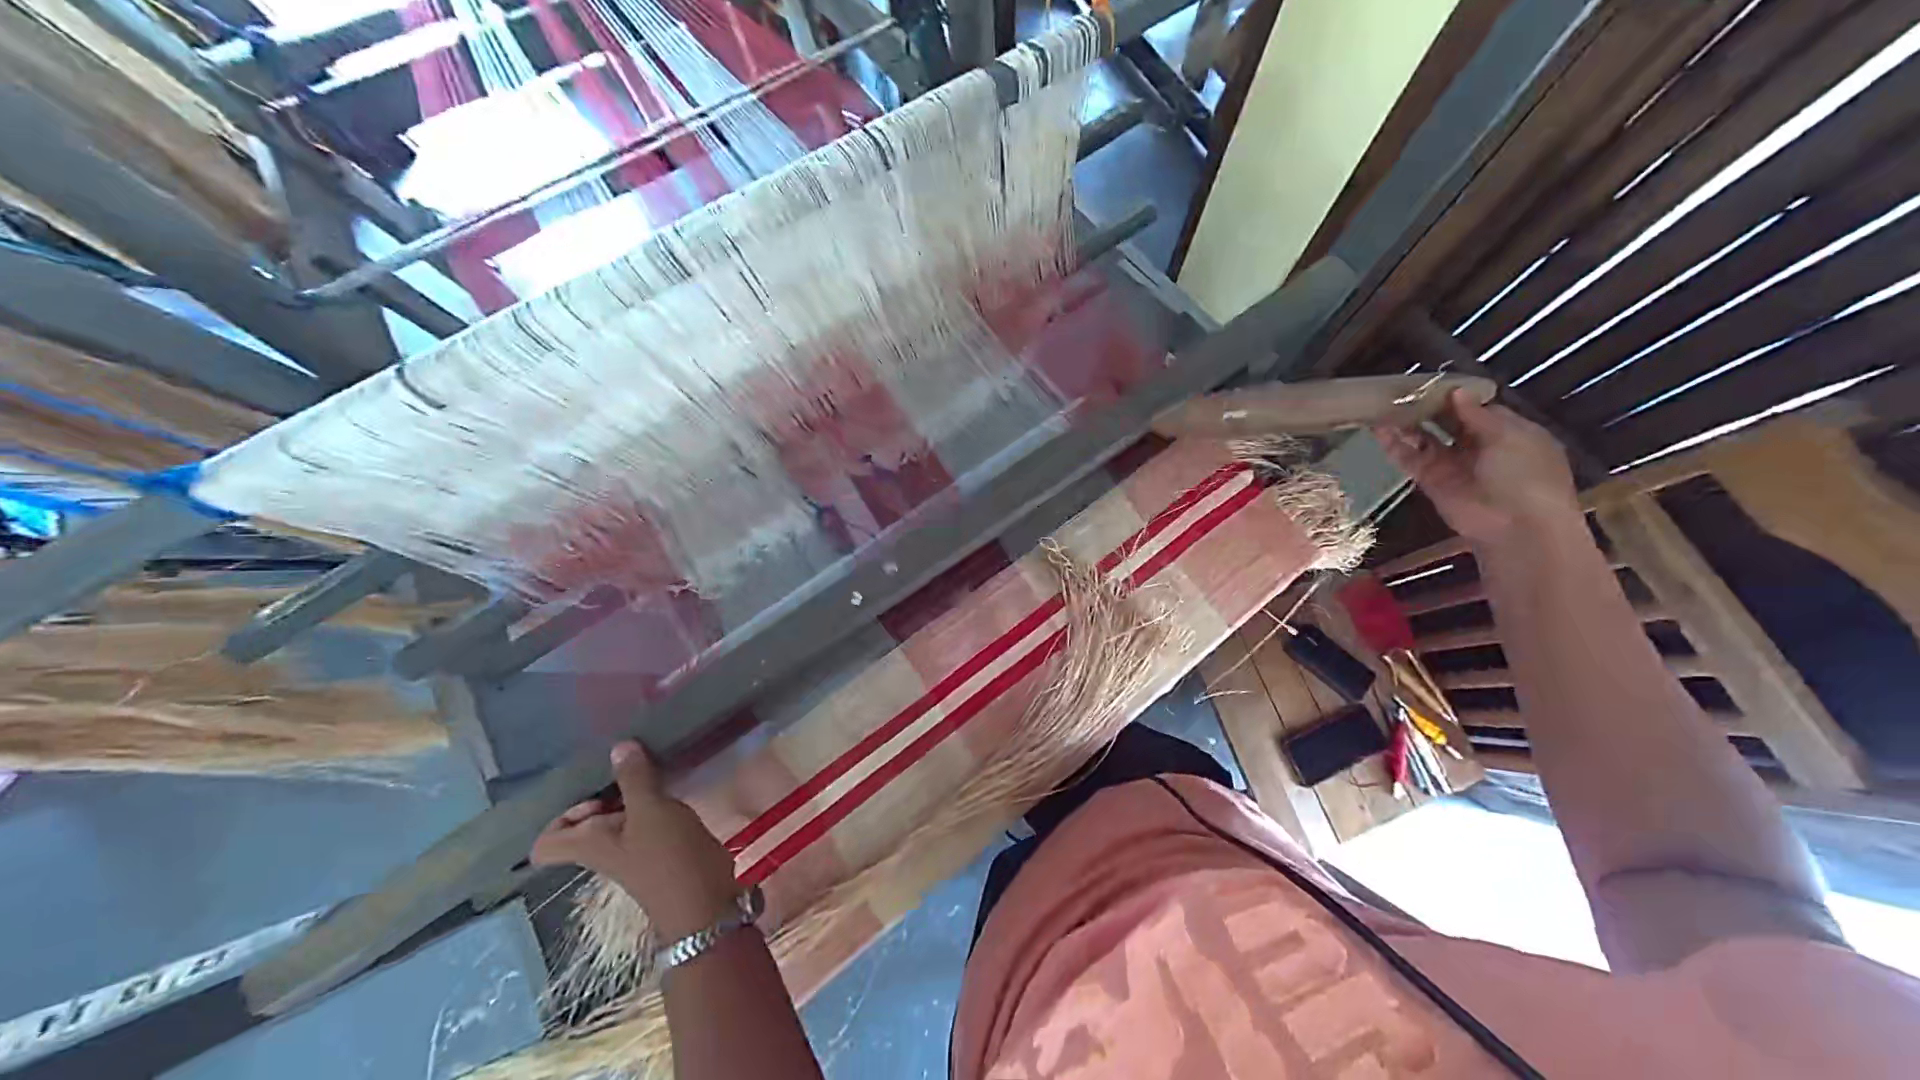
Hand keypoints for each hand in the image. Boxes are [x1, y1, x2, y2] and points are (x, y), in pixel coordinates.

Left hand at [532, 741, 740, 939]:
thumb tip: (619, 746)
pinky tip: (672, 790)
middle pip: (584, 823)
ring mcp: (630, 851)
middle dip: (604, 794)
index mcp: (587, 845)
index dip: (561, 817)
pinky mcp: (657, 850)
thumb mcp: (651, 809)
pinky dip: (652, 806)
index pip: (545, 843)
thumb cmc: (668, 856)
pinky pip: (643, 822)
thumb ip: (634, 778)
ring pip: (616, 820)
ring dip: (631, 797)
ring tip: (654, 774)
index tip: (595, 795)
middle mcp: (602, 849)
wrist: (704, 901)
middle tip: (629, 775)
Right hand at [1374, 388, 1581, 547]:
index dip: (1456, 396)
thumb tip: (1457, 392)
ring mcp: (1451, 463)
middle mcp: (1478, 446)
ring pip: (1424, 438)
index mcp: (1507, 432)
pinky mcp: (1430, 480)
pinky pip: (1410, 458)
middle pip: (1446, 421)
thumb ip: (1478, 415)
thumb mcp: (1509, 436)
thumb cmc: (1525, 475)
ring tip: (1383, 406)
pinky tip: (1378, 429)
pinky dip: (1394, 445)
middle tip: (1401, 391)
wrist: (1515, 526)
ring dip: (1406, 423)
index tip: (1432, 382)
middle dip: (1427, 407)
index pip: (1477, 408)